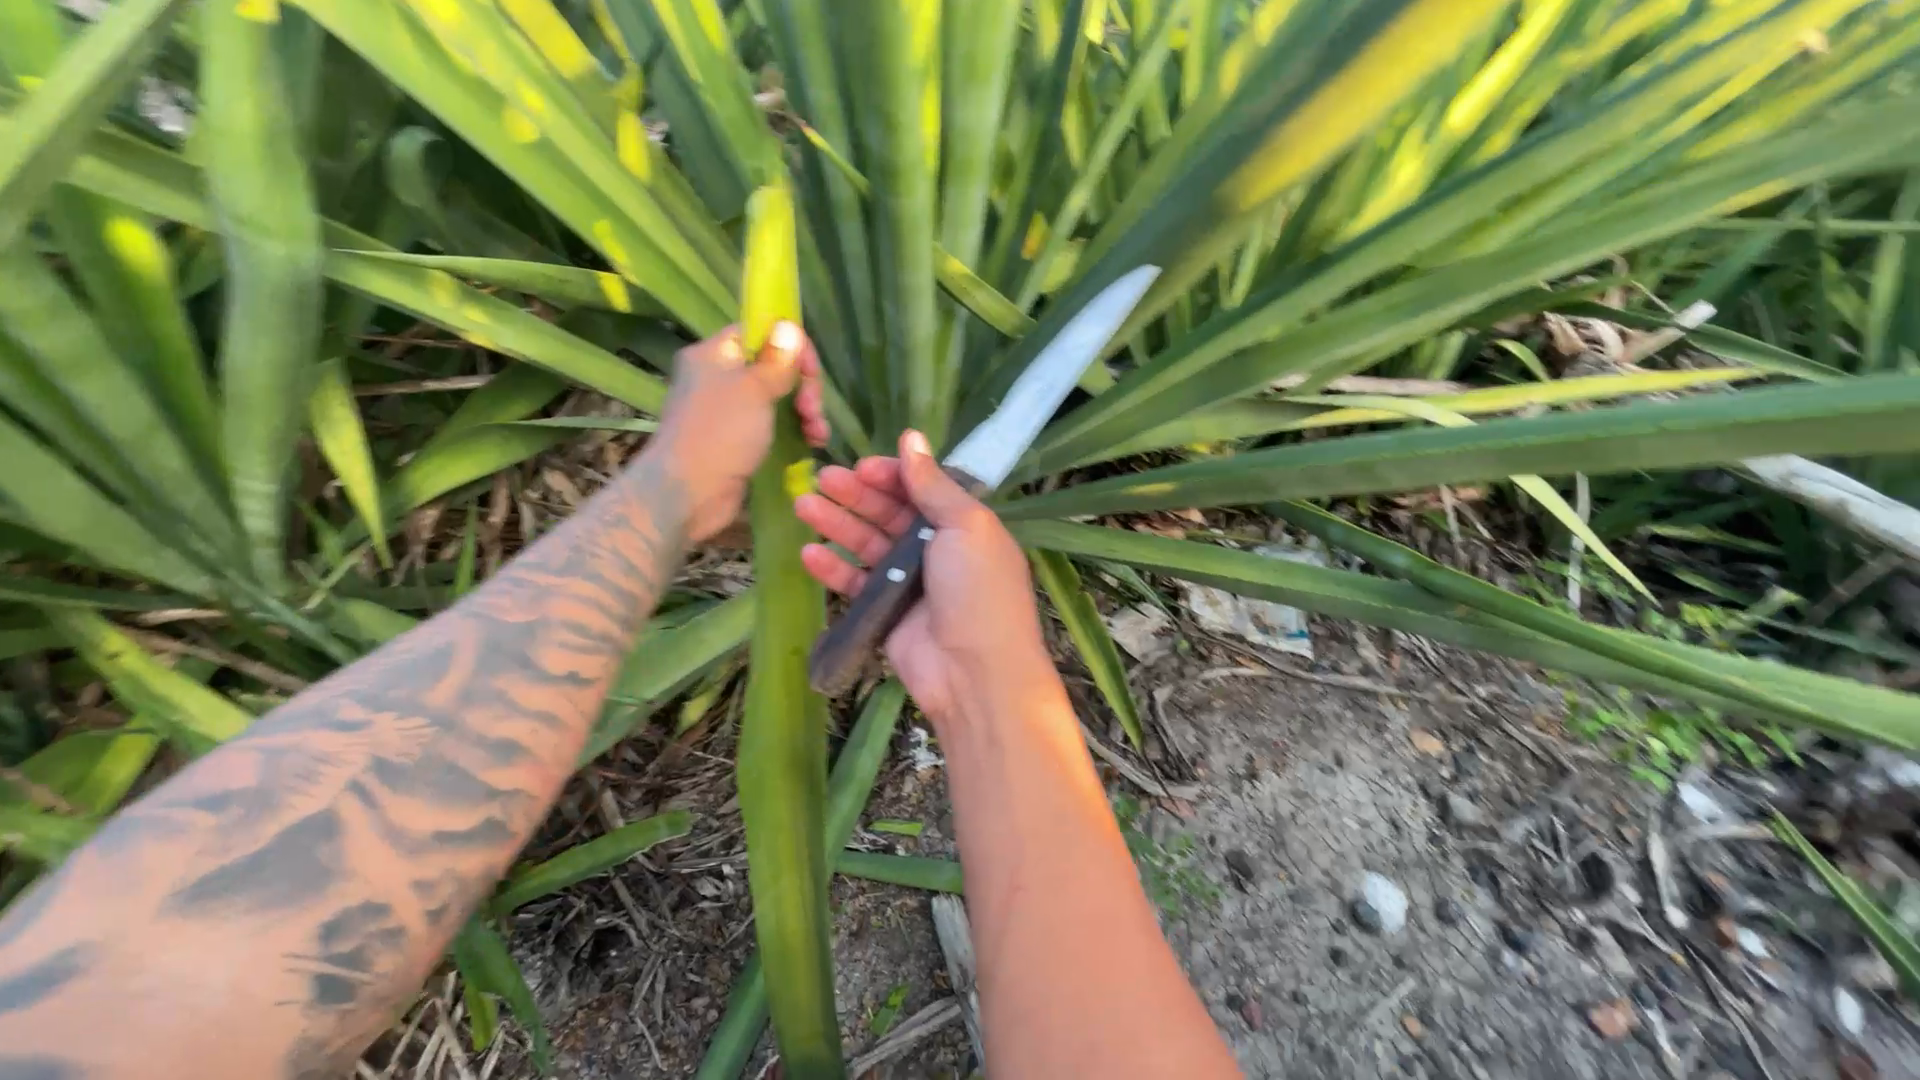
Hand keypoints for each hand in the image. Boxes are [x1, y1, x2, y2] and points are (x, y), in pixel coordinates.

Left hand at [648, 322, 829, 541]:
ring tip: (818, 434)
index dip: (792, 346)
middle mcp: (720, 378)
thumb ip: (777, 359)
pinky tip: (813, 444)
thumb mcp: (754, 389)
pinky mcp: (739, 441)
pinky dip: (796, 431)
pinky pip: (774, 426)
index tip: (812, 372)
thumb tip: (789, 326)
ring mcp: (730, 412)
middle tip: (812, 410)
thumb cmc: (720, 432)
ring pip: (779, 398)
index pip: (760, 332)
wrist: (689, 493)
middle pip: (774, 367)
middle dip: (803, 386)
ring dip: (806, 411)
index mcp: (715, 355)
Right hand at [794, 430, 1050, 720]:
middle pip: (889, 514)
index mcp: (964, 526)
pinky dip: (833, 568)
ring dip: (837, 525)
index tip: (862, 466)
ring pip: (867, 544)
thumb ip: (934, 485)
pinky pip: (855, 583)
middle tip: (822, 479)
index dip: (892, 476)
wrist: (975, 672)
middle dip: (857, 495)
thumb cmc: (978, 591)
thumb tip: (912, 437)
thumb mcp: (966, 526)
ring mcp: (910, 582)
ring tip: (803, 506)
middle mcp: (937, 550)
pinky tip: (809, 553)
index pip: (921, 490)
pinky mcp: (886, 612)